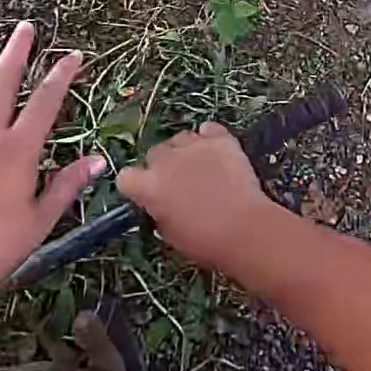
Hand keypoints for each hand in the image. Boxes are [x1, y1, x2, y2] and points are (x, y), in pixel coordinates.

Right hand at [116, 122, 281, 268]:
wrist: (244, 229)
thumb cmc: (205, 242)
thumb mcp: (171, 235)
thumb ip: (159, 213)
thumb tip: (161, 205)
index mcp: (149, 186)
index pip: (126, 177)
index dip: (135, 186)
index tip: (146, 194)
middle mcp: (166, 160)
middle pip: (154, 153)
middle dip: (161, 166)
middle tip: (177, 183)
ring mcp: (193, 146)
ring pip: (180, 138)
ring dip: (184, 150)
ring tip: (200, 167)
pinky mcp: (219, 139)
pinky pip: (208, 129)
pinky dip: (209, 137)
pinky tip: (216, 151)